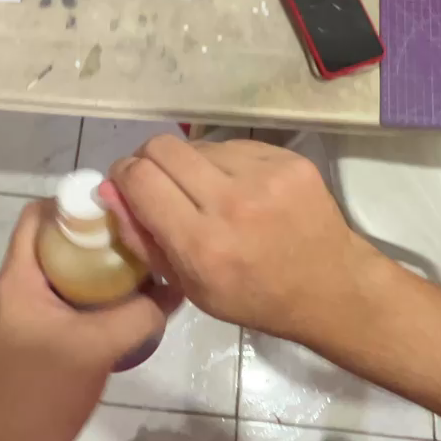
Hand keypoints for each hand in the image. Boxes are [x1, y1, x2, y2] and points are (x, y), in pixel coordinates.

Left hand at [0, 199, 179, 440]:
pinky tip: (124, 304)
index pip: (37, 214)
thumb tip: (177, 287)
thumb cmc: (45, 391)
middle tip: (135, 235)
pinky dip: (91, 293)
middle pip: (53, 240)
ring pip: (61, 271)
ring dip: (95, 266)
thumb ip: (141, 313)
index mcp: (17, 278)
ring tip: (137, 265)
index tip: (116, 205)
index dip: (73, 202)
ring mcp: (22, 315)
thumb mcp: (100, 345)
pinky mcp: (34, 337)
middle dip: (93, 234)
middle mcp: (15, 288)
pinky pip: (64, 298)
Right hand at [107, 136, 384, 342]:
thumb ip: (143, 237)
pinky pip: (233, 145)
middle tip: (157, 180)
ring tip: (205, 190)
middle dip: (148, 160)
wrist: (331, 287)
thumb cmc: (253, 297)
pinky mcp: (287, 160)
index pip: (139, 179)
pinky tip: (239, 187)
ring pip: (196, 143)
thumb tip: (110, 189)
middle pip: (161, 148)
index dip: (123, 175)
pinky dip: (224, 163)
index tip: (125, 183)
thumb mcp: (189, 286)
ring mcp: (264, 175)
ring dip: (189, 163)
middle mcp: (232, 203)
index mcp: (202, 244)